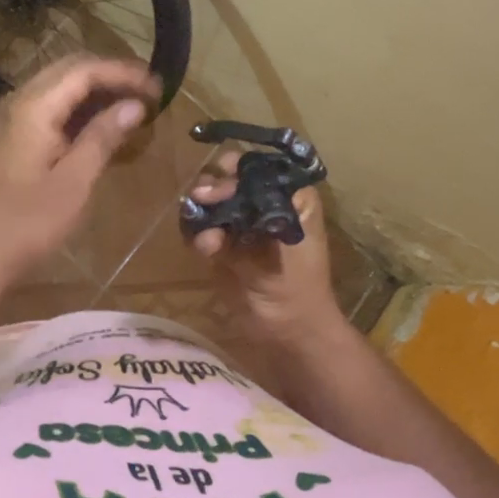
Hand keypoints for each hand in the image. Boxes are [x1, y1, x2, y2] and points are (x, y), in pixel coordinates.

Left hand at [0, 55, 158, 284]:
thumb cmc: (26, 223)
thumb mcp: (74, 182)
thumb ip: (103, 137)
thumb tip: (134, 105)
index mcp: (33, 106)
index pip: (85, 69)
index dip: (124, 73)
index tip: (159, 87)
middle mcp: (18, 101)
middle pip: (70, 71)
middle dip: (111, 77)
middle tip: (149, 93)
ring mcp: (10, 118)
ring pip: (59, 88)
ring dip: (95, 93)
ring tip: (132, 108)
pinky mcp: (9, 137)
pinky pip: (48, 108)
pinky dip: (78, 111)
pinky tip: (101, 129)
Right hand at [189, 151, 344, 343]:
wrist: (291, 331)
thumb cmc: (301, 283)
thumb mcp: (287, 240)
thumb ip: (254, 214)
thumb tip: (221, 194)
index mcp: (287, 195)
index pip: (256, 166)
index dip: (237, 168)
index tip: (224, 182)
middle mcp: (260, 202)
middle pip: (227, 178)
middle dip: (214, 187)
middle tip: (202, 199)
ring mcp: (238, 223)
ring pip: (209, 200)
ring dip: (202, 210)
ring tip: (204, 231)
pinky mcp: (221, 245)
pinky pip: (200, 227)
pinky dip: (197, 233)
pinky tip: (202, 245)